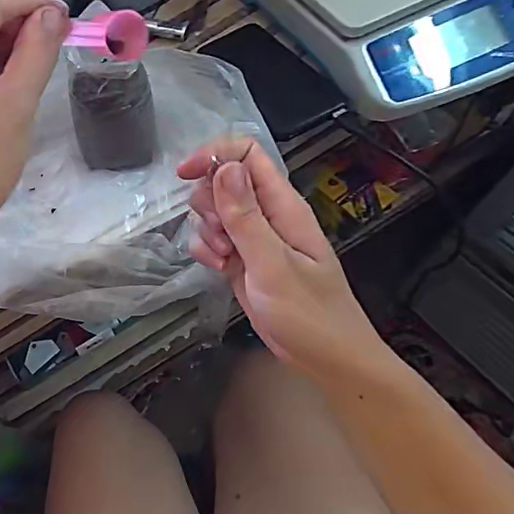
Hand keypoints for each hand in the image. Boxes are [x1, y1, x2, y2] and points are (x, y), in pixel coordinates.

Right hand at [179, 137, 381, 371]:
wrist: (328, 358)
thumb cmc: (310, 314)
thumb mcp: (273, 265)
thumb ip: (246, 217)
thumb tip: (225, 168)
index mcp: (283, 205)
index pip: (247, 155)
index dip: (215, 155)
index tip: (186, 174)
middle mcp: (268, 215)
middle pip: (223, 181)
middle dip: (208, 204)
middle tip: (221, 236)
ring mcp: (255, 238)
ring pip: (215, 212)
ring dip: (207, 231)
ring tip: (223, 258)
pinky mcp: (244, 260)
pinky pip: (215, 240)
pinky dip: (208, 250)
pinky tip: (217, 269)